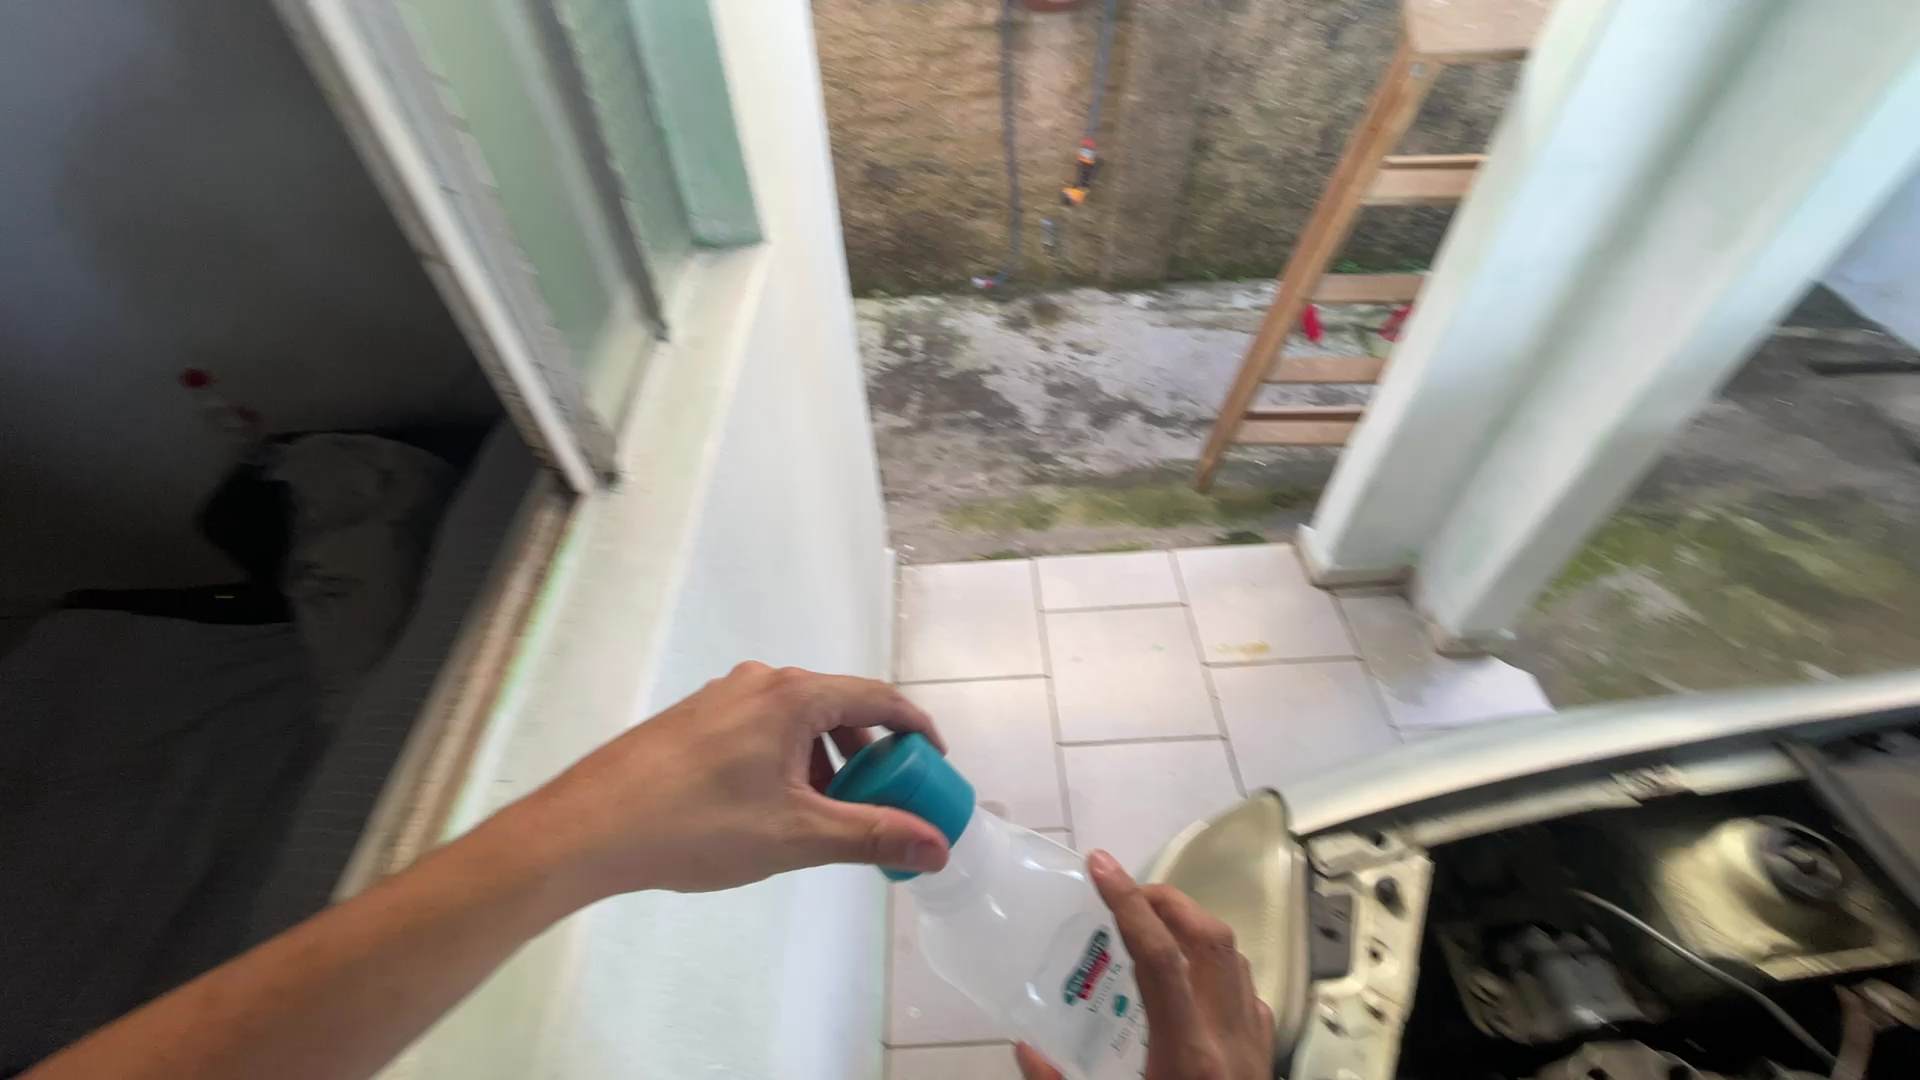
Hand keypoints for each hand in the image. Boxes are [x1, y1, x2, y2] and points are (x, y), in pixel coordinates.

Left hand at [508, 662, 952, 895]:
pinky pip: (766, 724)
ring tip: (829, 807)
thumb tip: (939, 847)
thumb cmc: (701, 824)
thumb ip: (873, 835)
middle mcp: (764, 680)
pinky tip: (776, 800)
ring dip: (829, 756)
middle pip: (839, 705)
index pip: (878, 697)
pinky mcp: (698, 714)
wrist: (587, 827)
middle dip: (870, 750)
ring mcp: (725, 694)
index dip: (915, 728)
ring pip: (800, 717)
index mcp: (795, 694)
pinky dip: (791, 755)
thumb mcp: (797, 834)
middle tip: (884, 794)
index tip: (935, 761)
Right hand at [1015, 851, 1273, 1079]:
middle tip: (1125, 892)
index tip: (1099, 865)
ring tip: (1153, 922)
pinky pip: (1248, 993)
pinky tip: (1191, 980)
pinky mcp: (1267, 1063)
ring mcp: (1256, 1051)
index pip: (1158, 956)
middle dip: (1167, 900)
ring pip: (1235, 959)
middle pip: (1209, 940)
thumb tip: (1025, 1047)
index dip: (1127, 902)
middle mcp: (1229, 1043)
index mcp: (1187, 1058)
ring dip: (1194, 927)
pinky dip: (1218, 967)